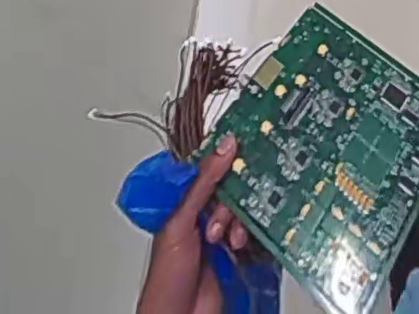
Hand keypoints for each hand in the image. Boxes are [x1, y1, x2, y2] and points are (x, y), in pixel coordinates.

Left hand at [136, 134, 252, 313]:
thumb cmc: (167, 277)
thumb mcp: (181, 222)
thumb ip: (203, 184)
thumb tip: (225, 145)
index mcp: (184, 198)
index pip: (207, 165)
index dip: (224, 154)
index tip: (242, 142)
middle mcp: (203, 210)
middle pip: (228, 183)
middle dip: (232, 193)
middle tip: (225, 208)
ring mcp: (220, 229)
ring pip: (241, 204)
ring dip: (237, 218)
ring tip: (227, 236)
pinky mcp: (236, 248)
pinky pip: (251, 227)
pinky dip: (249, 232)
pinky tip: (239, 243)